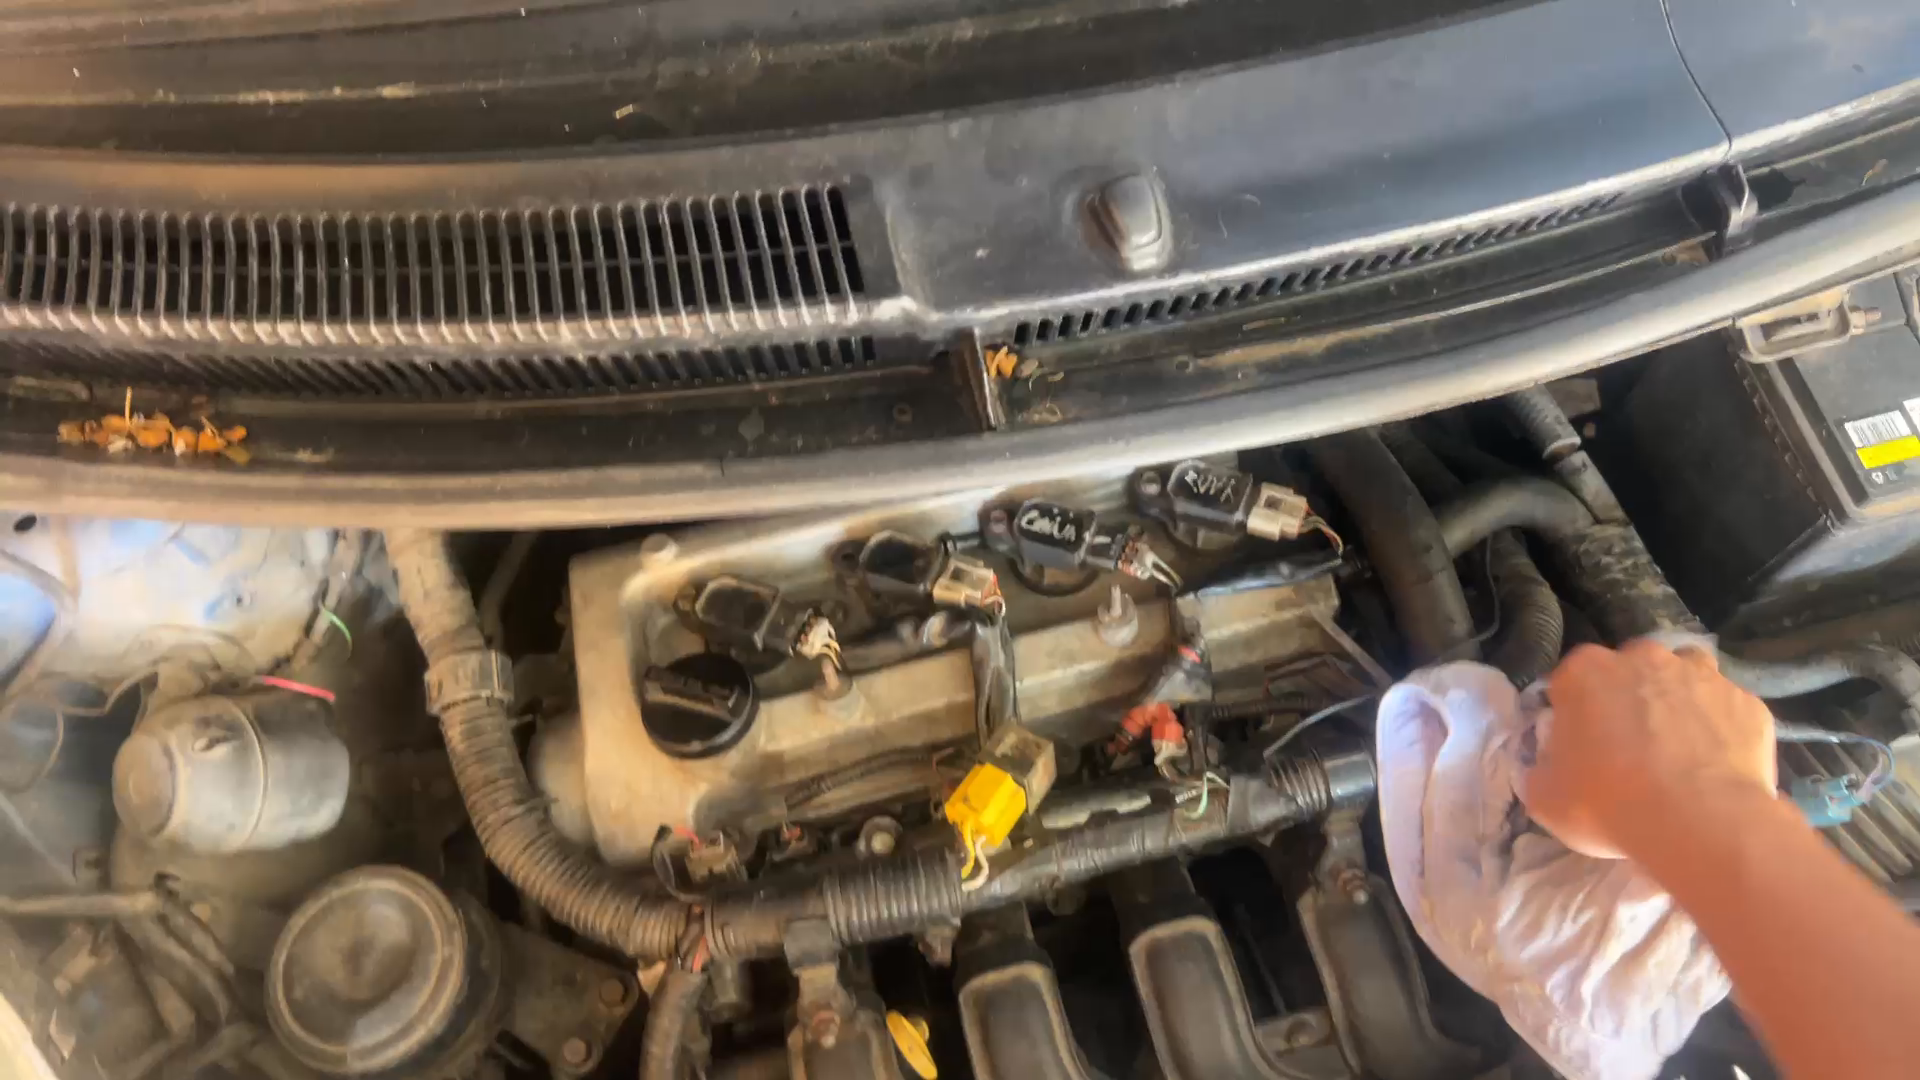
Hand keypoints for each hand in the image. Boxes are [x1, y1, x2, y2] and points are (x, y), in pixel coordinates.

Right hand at [1522, 641, 1777, 859]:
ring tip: (1677, 736)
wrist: (1700, 827)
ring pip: (1686, 671)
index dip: (1573, 706)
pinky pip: (1728, 707)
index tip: (1578, 738)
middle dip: (1628, 690)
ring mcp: (1701, 677)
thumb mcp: (1543, 790)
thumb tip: (1554, 767)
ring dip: (1678, 693)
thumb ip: (1542, 765)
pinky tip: (1716, 759)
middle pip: (1630, 664)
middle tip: (1627, 736)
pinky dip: (1721, 725)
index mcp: (1582, 671)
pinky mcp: (1750, 705)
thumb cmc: (1605, 800)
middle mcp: (1640, 659)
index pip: (1570, 678)